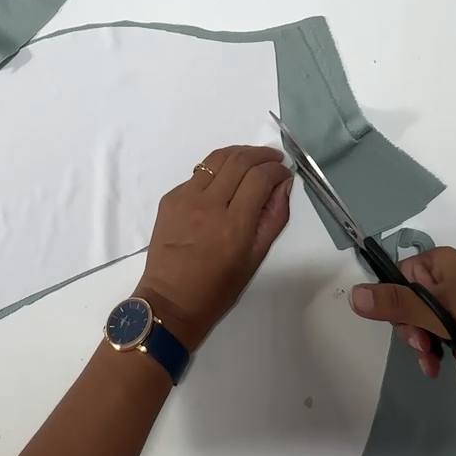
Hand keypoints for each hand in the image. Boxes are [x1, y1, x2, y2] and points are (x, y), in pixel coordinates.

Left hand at [134, 144, 293, 349]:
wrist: (171, 301)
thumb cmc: (218, 288)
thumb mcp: (255, 258)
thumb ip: (274, 217)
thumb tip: (283, 184)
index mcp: (233, 225)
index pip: (259, 178)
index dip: (276, 170)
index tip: (284, 172)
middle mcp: (208, 205)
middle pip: (239, 160)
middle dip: (261, 154)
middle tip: (274, 158)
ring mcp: (185, 198)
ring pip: (216, 159)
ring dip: (239, 153)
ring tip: (253, 159)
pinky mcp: (170, 198)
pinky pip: (198, 175)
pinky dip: (217, 171)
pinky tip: (225, 181)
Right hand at [348, 246, 455, 394]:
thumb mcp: (442, 314)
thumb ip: (397, 306)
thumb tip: (354, 295)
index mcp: (441, 263)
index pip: (400, 276)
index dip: (396, 305)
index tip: (406, 331)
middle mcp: (453, 276)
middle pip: (413, 301)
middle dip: (414, 330)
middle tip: (426, 350)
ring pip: (432, 321)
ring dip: (432, 343)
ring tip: (443, 364)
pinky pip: (452, 333)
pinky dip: (453, 348)